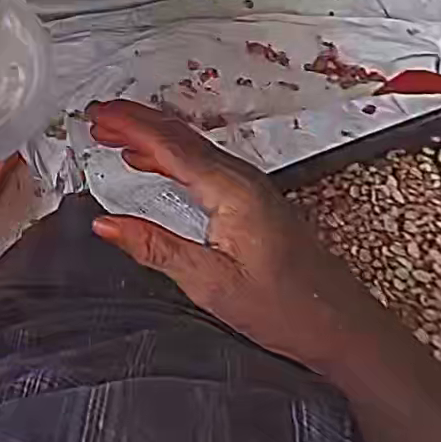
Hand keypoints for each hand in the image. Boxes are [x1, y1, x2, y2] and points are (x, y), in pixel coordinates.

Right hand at [84, 99, 391, 367]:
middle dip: (134, 120)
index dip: (130, 126)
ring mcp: (247, 185)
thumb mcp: (210, 284)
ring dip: (148, 134)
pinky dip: (167, 154)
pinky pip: (199, 161)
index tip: (99, 114)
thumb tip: (106, 224)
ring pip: (188, 145)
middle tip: (97, 116)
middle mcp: (240, 178)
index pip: (169, 147)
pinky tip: (149, 162)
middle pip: (178, 135)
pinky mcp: (249, 197)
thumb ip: (154, 247)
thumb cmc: (286, 308)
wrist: (342, 326)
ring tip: (112, 132)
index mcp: (231, 191)